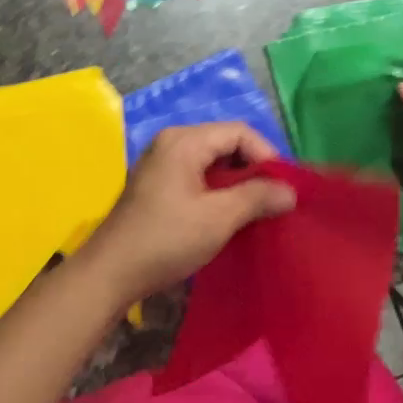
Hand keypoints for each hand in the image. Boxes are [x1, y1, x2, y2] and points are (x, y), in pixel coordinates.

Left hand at [78, 123, 296, 302]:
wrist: (113, 271)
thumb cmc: (167, 239)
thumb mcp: (218, 218)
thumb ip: (256, 198)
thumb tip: (290, 190)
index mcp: (184, 140)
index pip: (238, 131)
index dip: (266, 155)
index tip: (285, 188)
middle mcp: (171, 142)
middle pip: (224, 142)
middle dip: (253, 169)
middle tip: (275, 200)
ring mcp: (162, 162)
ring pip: (212, 161)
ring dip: (237, 182)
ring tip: (258, 210)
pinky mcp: (158, 183)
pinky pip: (198, 174)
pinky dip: (218, 190)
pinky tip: (230, 215)